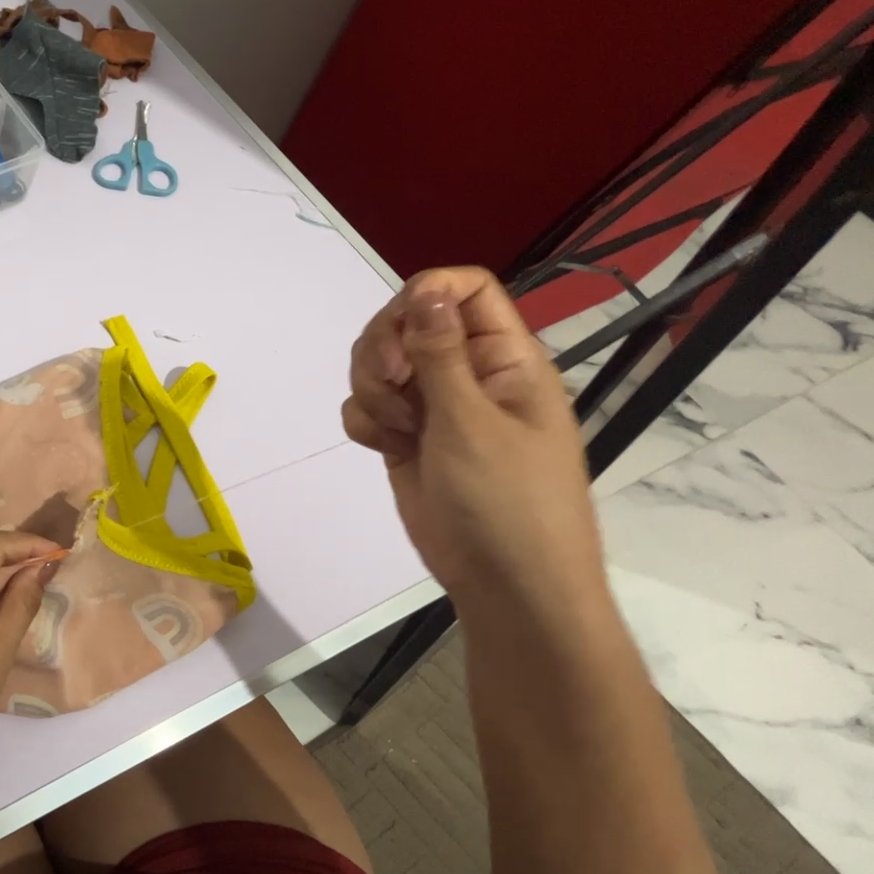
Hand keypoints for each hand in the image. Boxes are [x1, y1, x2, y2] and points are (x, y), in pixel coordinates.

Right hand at [340, 268, 604, 603]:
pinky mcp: (406, 438)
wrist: (504, 584)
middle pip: (407, 322)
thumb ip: (440, 353)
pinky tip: (385, 448)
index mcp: (505, 359)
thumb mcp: (471, 422)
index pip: (465, 290)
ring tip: (395, 429)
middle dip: (383, 349)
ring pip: (378, 364)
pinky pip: (367, 407)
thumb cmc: (506, 501)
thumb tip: (425, 290)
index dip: (425, 296)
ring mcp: (435, 407)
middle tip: (393, 387)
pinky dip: (366, 422)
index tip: (400, 334)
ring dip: (371, 389)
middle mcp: (468, 374)